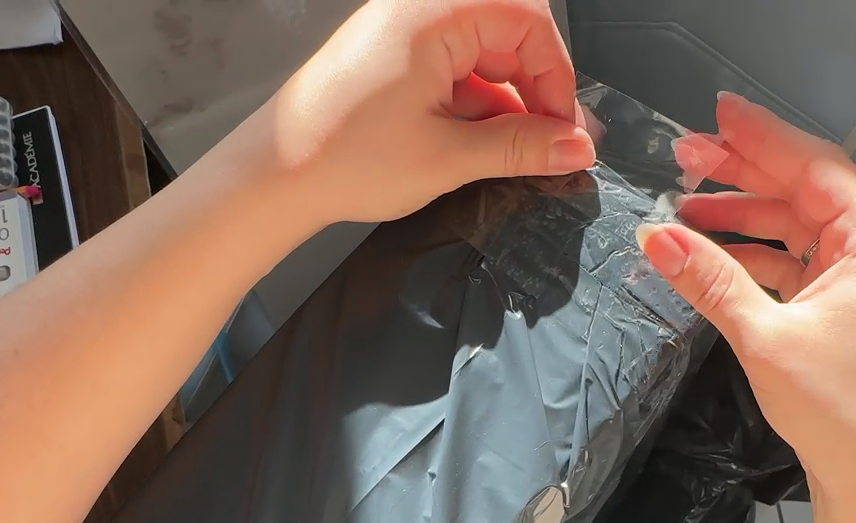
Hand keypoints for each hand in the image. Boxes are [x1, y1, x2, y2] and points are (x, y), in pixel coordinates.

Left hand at [269, 0, 595, 224]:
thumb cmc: (343, 157)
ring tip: (513, 156)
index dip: (557, 80)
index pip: (529, 22)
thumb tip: (575, 145)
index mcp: (433, 12)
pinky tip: (482, 146)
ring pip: (487, 57)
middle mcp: (420, 9)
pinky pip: (459, 73)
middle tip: (549, 145)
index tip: (566, 132)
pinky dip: (479, 108)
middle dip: (537, 91)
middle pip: (510, 34)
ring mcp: (408, 33)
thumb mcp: (447, 158)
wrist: (280, 174)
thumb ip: (519, 148)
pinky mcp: (400, 60)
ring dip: (509, 106)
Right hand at [637, 94, 855, 489]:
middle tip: (685, 158)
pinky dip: (755, 258)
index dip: (759, 138)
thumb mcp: (765, 338)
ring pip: (795, 227)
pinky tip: (714, 256)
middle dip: (742, 175)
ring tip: (686, 211)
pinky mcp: (843, 305)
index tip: (716, 114)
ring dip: (743, 220)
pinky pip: (794, 263)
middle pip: (803, 190)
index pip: (812, 166)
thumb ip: (710, 281)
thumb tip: (655, 238)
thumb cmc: (838, 409)